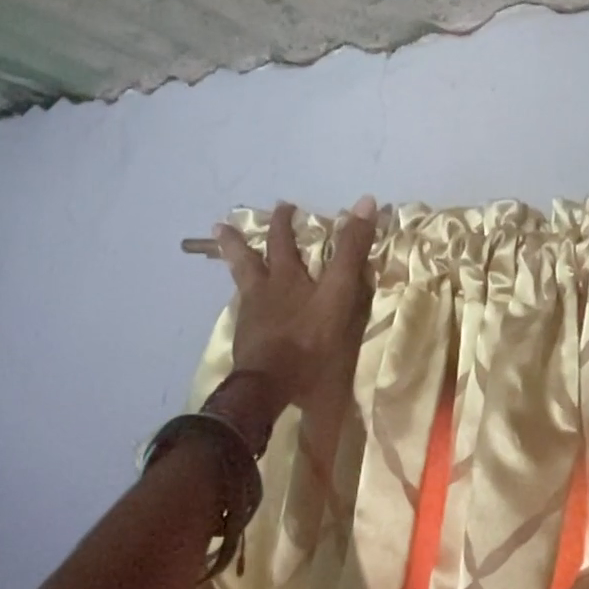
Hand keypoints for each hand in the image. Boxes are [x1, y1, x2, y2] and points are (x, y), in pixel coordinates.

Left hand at [215, 197, 378, 413]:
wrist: (269, 386)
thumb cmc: (307, 340)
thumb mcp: (337, 292)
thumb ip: (350, 251)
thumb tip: (366, 202)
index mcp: (284, 277)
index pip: (283, 240)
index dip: (285, 221)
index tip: (284, 205)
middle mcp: (261, 291)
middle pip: (245, 259)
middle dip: (238, 240)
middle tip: (222, 225)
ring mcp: (250, 317)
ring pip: (238, 284)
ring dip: (231, 266)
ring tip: (221, 256)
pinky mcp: (246, 342)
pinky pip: (242, 312)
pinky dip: (242, 302)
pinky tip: (243, 306)